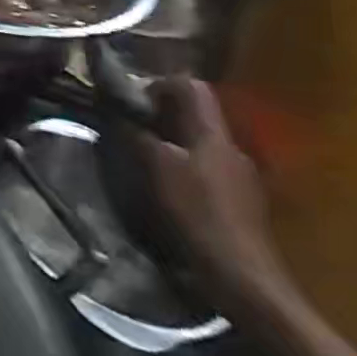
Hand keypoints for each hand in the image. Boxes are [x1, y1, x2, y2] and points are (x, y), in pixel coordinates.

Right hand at [131, 79, 356, 355]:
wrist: (239, 271)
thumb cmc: (195, 209)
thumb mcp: (154, 164)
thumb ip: (137, 131)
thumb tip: (117, 107)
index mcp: (214, 135)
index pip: (193, 88)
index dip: (160, 84)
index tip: (131, 97)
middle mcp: (231, 148)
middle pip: (194, 115)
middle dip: (158, 114)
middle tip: (124, 123)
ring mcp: (237, 175)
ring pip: (196, 141)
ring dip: (166, 139)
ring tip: (136, 152)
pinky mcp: (235, 198)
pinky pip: (201, 165)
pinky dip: (178, 163)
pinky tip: (160, 181)